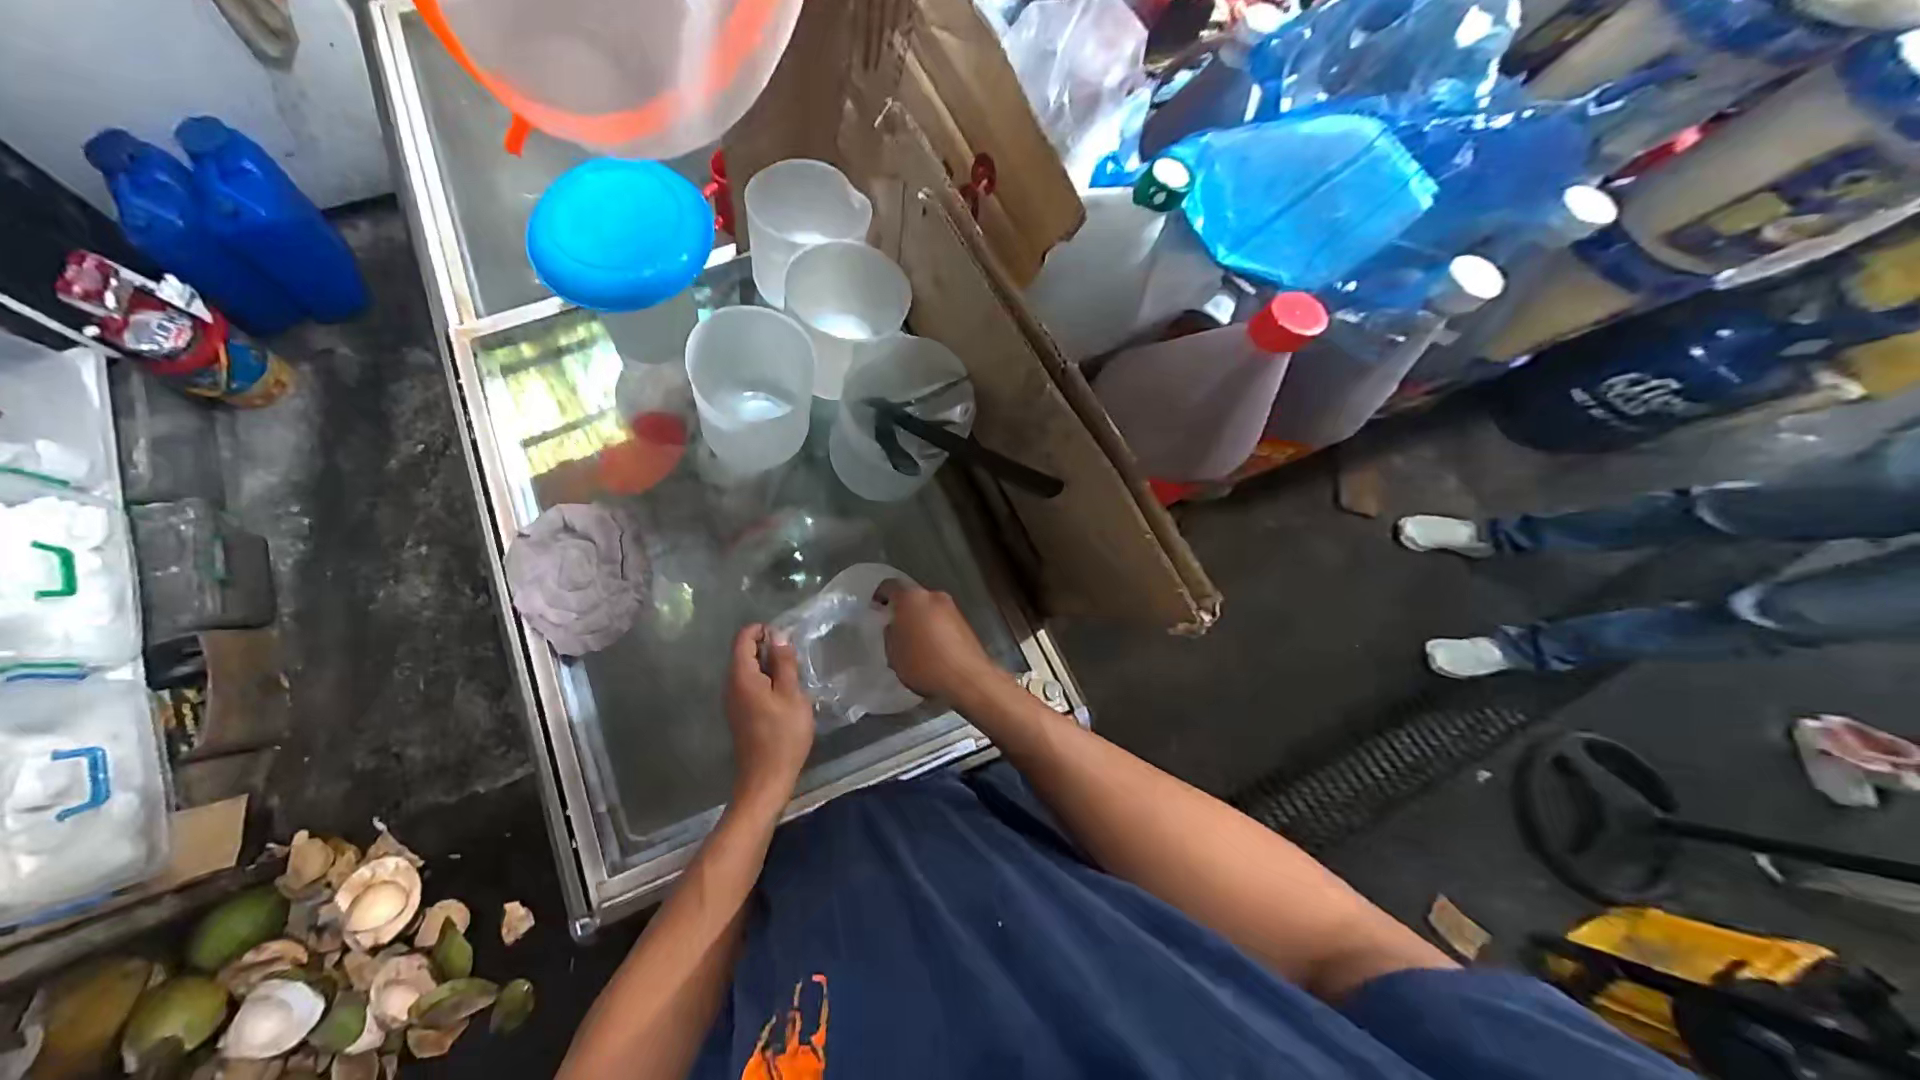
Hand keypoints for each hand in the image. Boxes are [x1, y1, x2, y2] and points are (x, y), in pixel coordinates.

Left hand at [724, 624, 813, 803]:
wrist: (766, 777)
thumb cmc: (783, 734)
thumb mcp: (791, 694)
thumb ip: (784, 662)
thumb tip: (778, 635)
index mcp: (741, 676)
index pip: (743, 638)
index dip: (762, 630)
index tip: (786, 638)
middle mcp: (731, 685)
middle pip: (744, 653)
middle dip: (768, 648)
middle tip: (795, 657)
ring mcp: (733, 700)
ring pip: (748, 670)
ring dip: (769, 666)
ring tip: (794, 675)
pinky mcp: (740, 713)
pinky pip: (750, 685)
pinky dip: (766, 681)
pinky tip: (785, 694)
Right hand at [874, 580, 1002, 703]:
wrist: (968, 678)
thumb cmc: (924, 664)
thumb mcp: (894, 654)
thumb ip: (890, 635)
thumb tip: (895, 627)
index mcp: (911, 598)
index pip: (890, 585)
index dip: (880, 595)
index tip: (876, 608)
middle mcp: (933, 596)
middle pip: (913, 596)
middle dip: (903, 609)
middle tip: (895, 628)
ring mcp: (952, 608)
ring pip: (929, 608)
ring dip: (920, 619)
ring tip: (914, 642)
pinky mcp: (965, 622)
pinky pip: (942, 620)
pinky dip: (934, 628)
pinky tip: (932, 648)